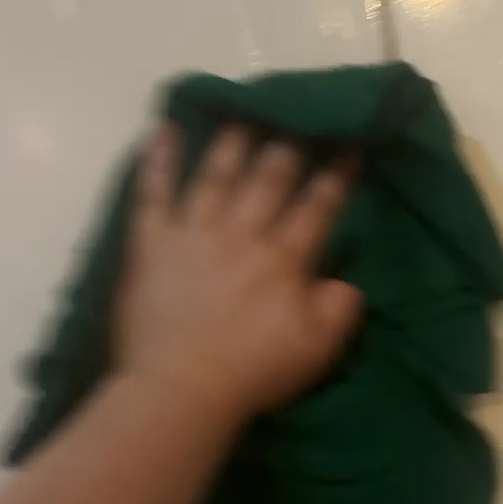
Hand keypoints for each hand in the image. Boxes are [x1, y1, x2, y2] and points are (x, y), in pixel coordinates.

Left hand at [115, 125, 363, 420]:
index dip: (337, 175)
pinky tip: (163, 130)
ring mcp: (192, 235)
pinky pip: (152, 194)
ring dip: (234, 143)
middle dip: (290, 146)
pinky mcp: (151, 245)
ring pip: (216, 176)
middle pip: (269, 180)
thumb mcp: (321, 345)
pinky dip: (158, 161)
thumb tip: (342, 282)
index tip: (351, 145)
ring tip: (246, 113)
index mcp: (285, 258)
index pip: (318, 206)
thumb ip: (340, 306)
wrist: (180, 390)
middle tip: (301, 117)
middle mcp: (241, 235)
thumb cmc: (258, 368)